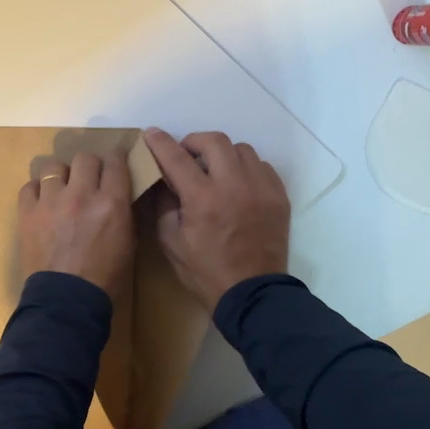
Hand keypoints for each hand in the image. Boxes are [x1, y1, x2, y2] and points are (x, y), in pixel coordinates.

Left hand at [18, 148, 135, 301]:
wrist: (66, 300)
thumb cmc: (105, 277)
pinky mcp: (27, 213)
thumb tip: (119, 194)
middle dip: (89, 167)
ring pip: (53, 167)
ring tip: (61, 191)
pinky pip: (28, 186)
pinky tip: (42, 203)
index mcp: (111, 202)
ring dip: (61, 176)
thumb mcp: (128, 242)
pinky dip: (36, 191)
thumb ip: (123, 212)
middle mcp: (81, 194)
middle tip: (88, 181)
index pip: (115, 161)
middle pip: (84, 158)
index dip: (116, 159)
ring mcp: (50, 201)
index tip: (114, 164)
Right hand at [143, 128, 290, 308]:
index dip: (160, 142)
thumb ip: (164, 206)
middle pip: (214, 141)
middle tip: (186, 155)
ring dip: (222, 154)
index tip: (151, 134)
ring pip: (241, 150)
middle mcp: (233, 185)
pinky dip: (245, 168)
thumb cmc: (205, 272)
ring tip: (214, 171)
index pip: (176, 158)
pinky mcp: (278, 196)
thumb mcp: (171, 243)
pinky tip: (237, 185)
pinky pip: (261, 166)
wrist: (251, 294)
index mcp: (202, 199)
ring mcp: (261, 189)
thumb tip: (163, 181)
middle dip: (194, 142)